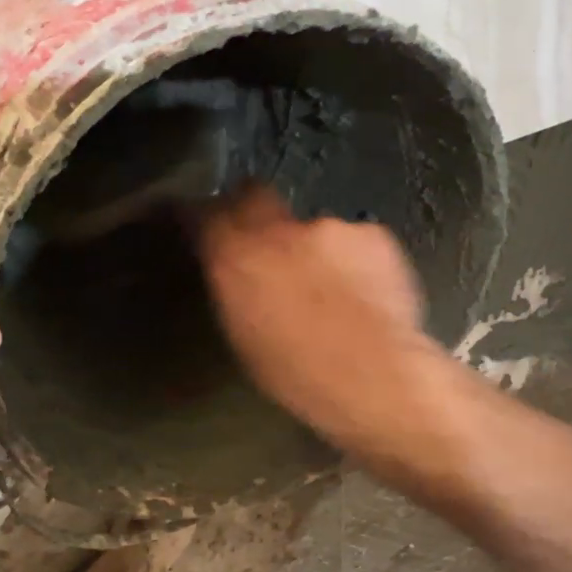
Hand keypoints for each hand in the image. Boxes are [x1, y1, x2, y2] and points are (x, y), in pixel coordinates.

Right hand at [195, 187, 454, 466]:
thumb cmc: (295, 373)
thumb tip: (231, 270)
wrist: (374, 376)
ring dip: (312, 249)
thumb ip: (232, 287)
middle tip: (259, 241)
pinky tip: (363, 292)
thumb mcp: (242, 334)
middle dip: (250, 208)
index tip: (197, 223)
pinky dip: (353, 259)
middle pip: (253, 194)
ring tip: (329, 289)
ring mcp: (328, 226)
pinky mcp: (374, 234)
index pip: (201, 213)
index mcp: (233, 256)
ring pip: (310, 228)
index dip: (199, 215)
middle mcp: (276, 230)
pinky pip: (353, 240)